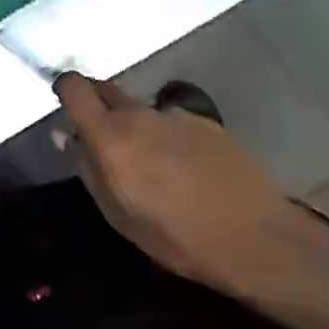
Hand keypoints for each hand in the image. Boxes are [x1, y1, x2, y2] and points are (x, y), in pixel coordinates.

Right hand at [53, 72, 328, 293]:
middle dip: (98, 106)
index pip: (73, 86)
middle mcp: (137, 114)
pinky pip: (175, 123)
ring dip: (138, 125)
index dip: (65, 91)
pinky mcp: (209, 124)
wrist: (263, 243)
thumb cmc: (177, 237)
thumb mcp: (117, 212)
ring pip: (142, 109)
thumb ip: (87, 166)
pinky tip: (190, 170)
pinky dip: (172, 137)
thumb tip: (66, 135)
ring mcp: (175, 116)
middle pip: (105, 89)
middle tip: (105, 138)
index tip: (68, 110)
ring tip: (156, 164)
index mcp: (108, 134)